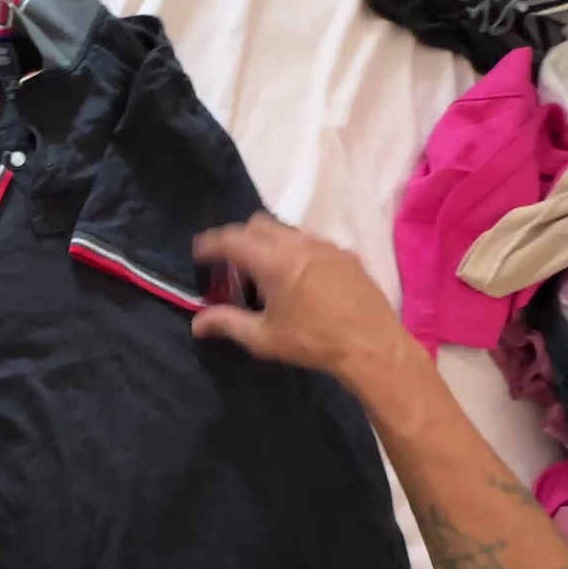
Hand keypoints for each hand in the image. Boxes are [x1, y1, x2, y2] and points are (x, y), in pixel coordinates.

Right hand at [192, 215, 416, 382]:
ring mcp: (324, 245)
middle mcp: (298, 243)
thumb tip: (197, 324)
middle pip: (258, 224)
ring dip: (266, 243)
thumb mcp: (263, 338)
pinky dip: (291, 251)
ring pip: (285, 230)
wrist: (370, 344)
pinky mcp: (344, 254)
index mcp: (273, 261)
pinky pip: (308, 241)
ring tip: (262, 274)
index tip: (198, 253)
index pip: (232, 239)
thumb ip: (227, 324)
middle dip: (237, 238)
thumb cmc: (311, 341)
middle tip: (229, 265)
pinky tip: (295, 279)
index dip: (210, 243)